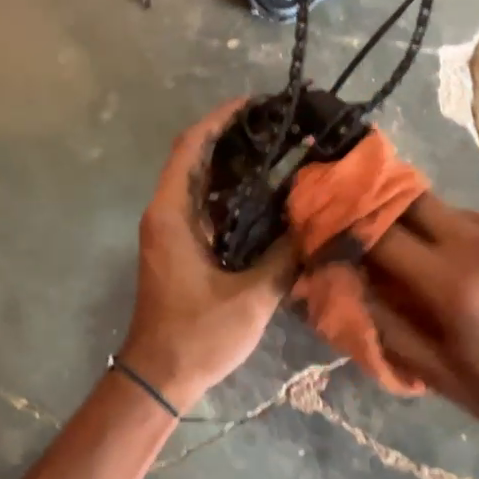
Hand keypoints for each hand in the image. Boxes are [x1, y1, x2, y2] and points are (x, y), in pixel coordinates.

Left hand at [117, 99, 295, 410]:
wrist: (160, 374)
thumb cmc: (198, 333)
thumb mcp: (250, 297)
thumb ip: (284, 256)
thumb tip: (318, 223)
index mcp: (172, 213)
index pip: (190, 148)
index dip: (218, 120)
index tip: (253, 103)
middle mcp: (165, 212)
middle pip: (193, 158)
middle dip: (230, 136)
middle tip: (275, 125)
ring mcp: (169, 229)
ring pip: (198, 181)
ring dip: (230, 163)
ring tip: (276, 150)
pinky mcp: (178, 245)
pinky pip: (203, 204)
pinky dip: (228, 191)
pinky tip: (265, 194)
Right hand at [363, 195, 478, 474]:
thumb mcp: (451, 383)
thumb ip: (392, 329)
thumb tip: (346, 287)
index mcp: (454, 289)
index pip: (378, 233)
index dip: (348, 226)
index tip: (331, 226)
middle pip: (412, 200)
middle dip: (387, 209)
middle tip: (376, 226)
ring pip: (455, 213)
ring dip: (438, 233)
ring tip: (451, 270)